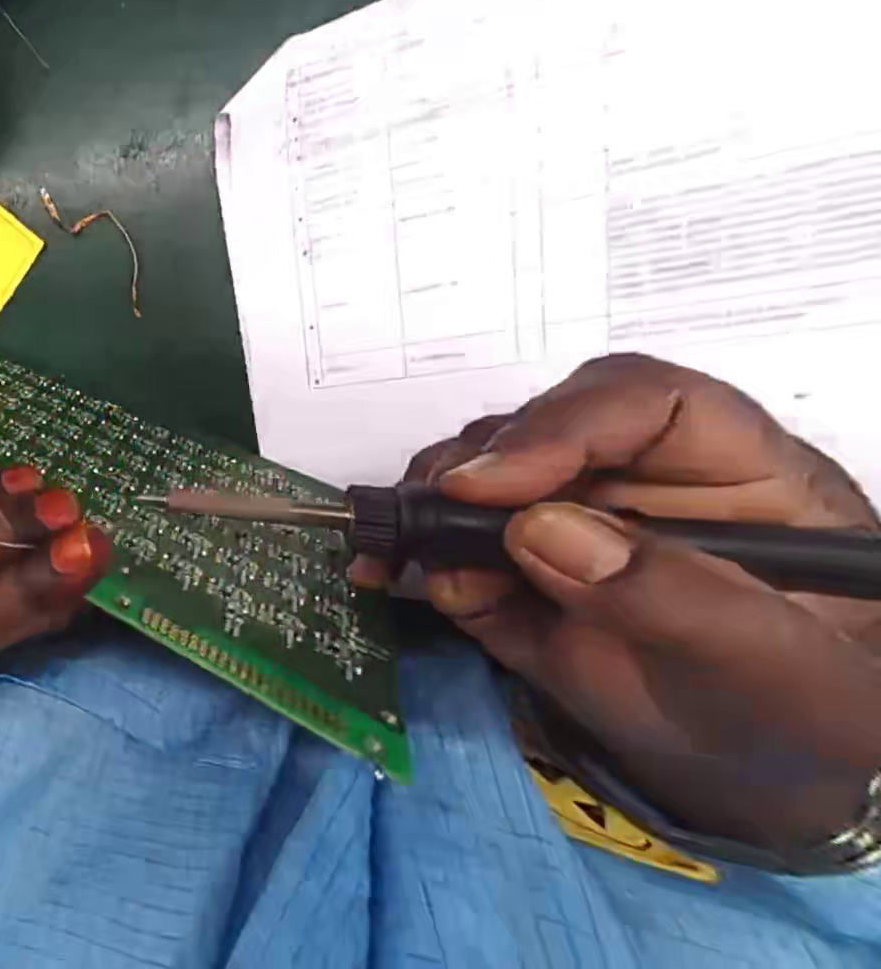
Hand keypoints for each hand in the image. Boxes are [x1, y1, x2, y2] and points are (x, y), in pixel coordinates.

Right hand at [360, 354, 880, 849]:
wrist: (728, 773)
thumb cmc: (788, 714)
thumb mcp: (780, 672)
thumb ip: (679, 598)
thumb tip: (541, 531)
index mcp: (726, 478)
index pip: (641, 403)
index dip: (555, 425)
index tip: (485, 487)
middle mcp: (622, 480)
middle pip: (522, 432)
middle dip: (462, 473)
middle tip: (429, 524)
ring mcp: (546, 516)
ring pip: (460, 472)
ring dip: (419, 512)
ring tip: (405, 561)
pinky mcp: (491, 556)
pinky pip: (430, 534)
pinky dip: (400, 551)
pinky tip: (388, 575)